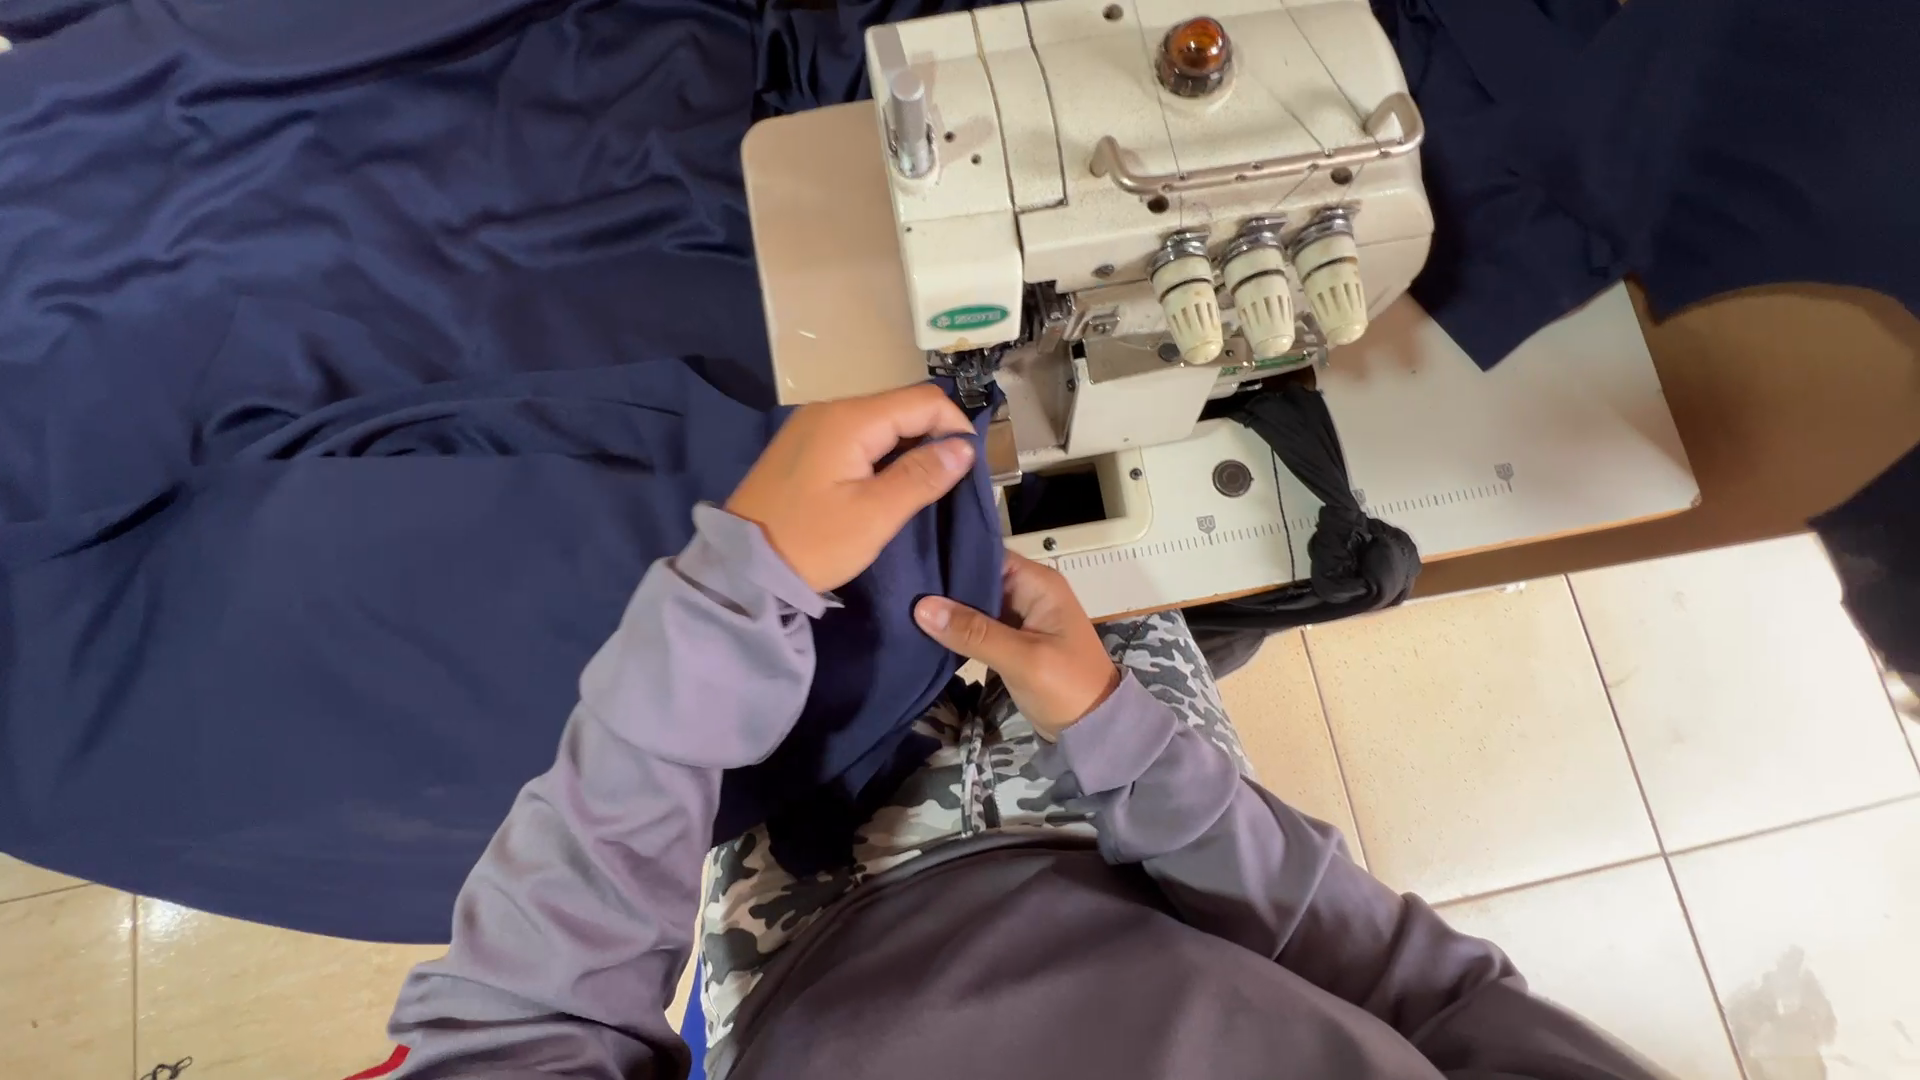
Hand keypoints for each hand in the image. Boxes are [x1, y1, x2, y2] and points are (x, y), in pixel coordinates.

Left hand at [726, 383, 976, 592]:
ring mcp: (812, 426)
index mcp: (849, 419)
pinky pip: (856, 437)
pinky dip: (880, 454)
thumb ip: (922, 476)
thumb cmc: (812, 543)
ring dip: (908, 447)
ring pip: (880, 422)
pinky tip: (885, 485)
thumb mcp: (875, 515)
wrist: (741, 568)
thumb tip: (964, 446)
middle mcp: (830, 410)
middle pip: (901, 407)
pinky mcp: (804, 446)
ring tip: (920, 487)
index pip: (923, 400)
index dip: (955, 426)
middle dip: (933, 436)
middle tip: (947, 482)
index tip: (969, 467)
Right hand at [914, 552, 1121, 739]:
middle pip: (978, 575)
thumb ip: (973, 632)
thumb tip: (921, 607)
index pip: (988, 554)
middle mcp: (1027, 590)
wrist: (1094, 730)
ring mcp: (1019, 615)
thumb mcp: (1022, 659)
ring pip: (974, 600)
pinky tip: (923, 626)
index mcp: (1038, 582)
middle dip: (943, 582)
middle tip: (899, 583)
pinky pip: (977, 622)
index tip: (913, 559)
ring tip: (902, 601)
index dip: (952, 556)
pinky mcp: (1010, 637)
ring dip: (946, 606)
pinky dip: (956, 626)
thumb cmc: (1067, 688)